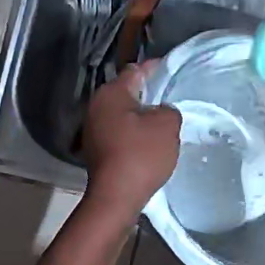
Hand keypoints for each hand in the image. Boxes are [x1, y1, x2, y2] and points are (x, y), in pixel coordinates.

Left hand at [83, 63, 180, 214]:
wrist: (116, 197)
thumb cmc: (141, 155)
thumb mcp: (167, 125)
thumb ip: (168, 109)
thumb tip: (160, 111)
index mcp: (111, 93)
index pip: (136, 70)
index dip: (156, 68)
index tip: (173, 69)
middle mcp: (96, 106)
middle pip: (126, 92)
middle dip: (148, 93)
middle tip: (171, 97)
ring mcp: (92, 128)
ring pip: (122, 113)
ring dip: (140, 115)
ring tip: (162, 121)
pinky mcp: (95, 148)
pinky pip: (118, 132)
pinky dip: (132, 132)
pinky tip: (147, 142)